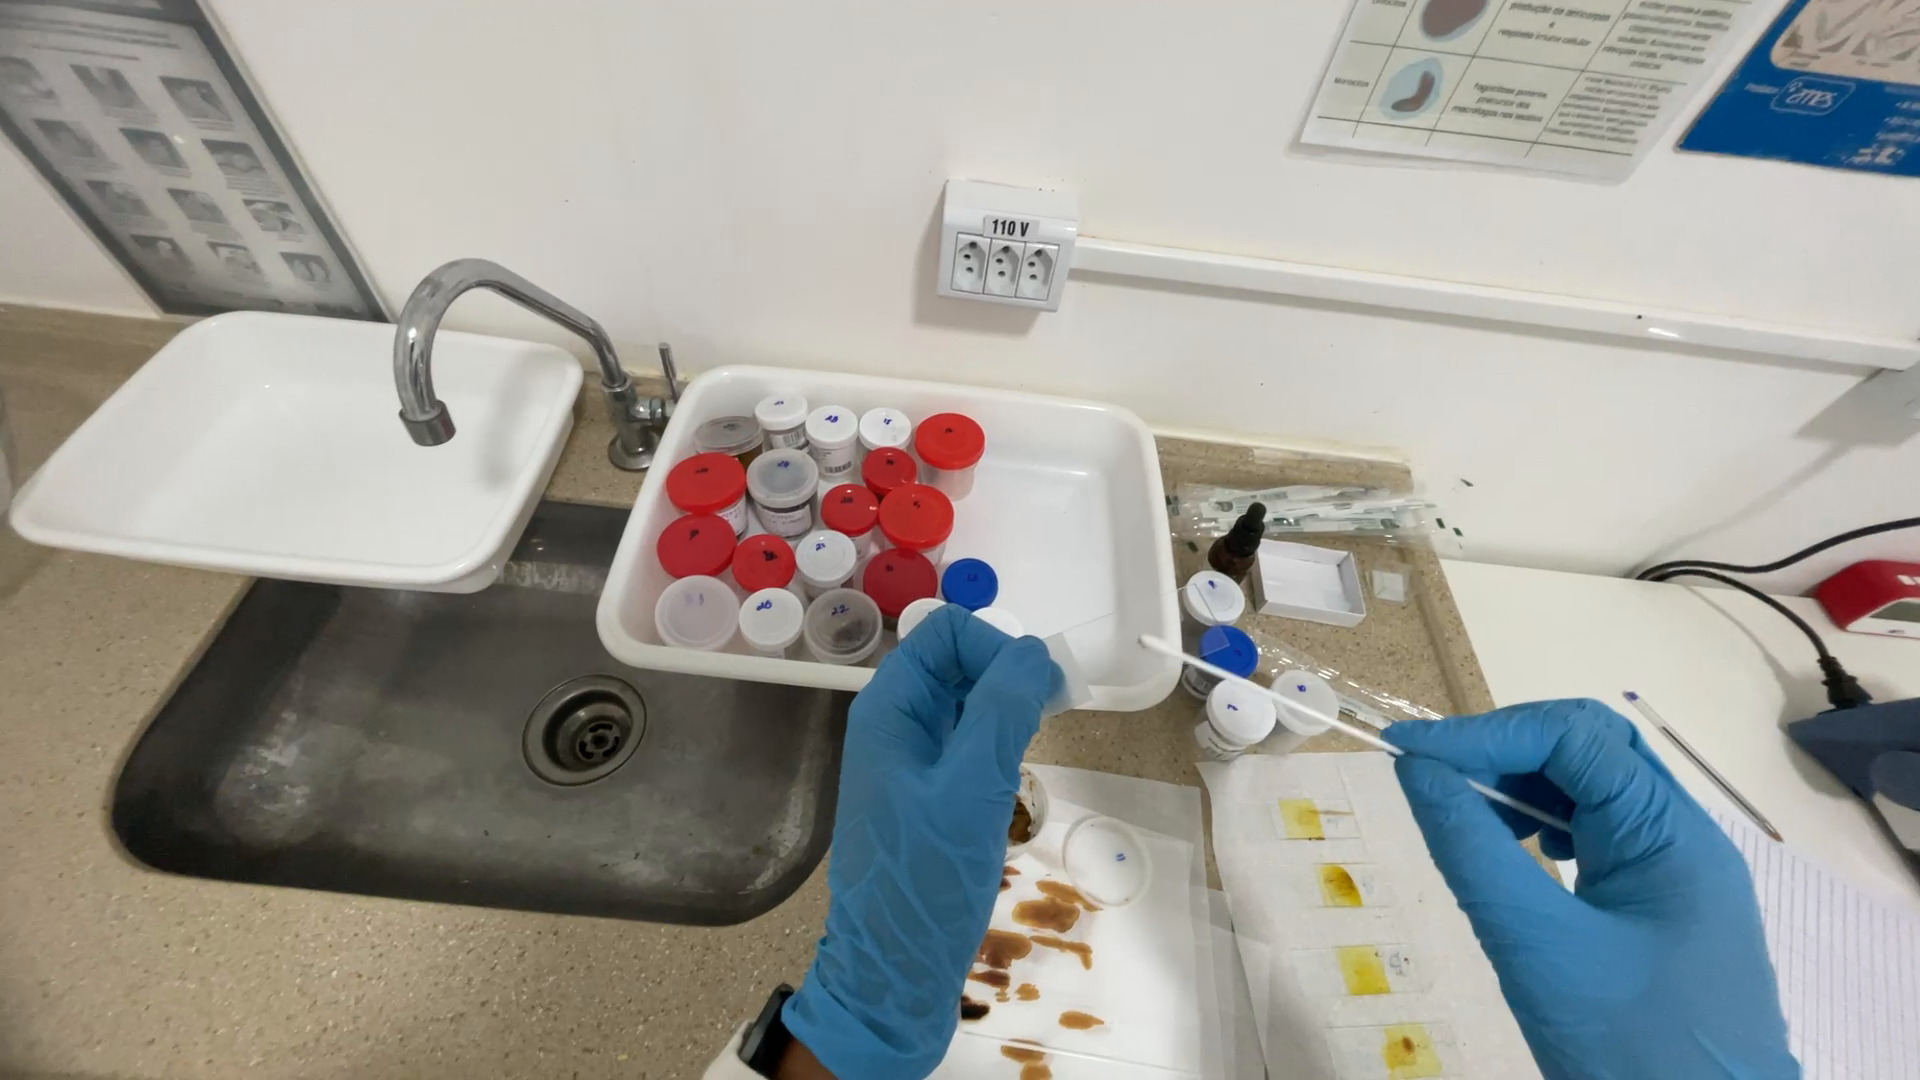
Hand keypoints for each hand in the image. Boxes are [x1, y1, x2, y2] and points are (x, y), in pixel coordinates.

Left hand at [782, 605, 1058, 1078]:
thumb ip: (1001, 710)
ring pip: (966, 699)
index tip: (1037, 689)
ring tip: (1036, 738)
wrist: (892, 976)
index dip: (995, 647)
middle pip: (957, 661)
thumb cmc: (927, 880)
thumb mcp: (972, 788)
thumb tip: (1033, 650)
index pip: (947, 634)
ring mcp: (910, 756)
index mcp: (890, 707)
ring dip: (1006, 706)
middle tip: (1051, 711)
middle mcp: (895, 721)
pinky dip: (998, 738)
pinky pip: (966, 738)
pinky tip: (1017, 765)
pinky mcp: (927, 788)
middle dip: (1006, 673)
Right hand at [1384, 700, 1798, 1079]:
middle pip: (1588, 742)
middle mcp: (1678, 835)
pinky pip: (1584, 820)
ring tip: (1461, 808)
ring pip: (1583, 777)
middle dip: (1502, 742)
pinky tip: (1504, 843)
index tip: (1404, 752)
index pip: (1572, 738)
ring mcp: (1667, 865)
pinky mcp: (1645, 893)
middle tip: (1436, 769)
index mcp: (1672, 838)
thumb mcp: (1532, 940)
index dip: (1481, 732)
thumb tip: (1412, 766)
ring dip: (1513, 775)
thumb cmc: (1626, 1046)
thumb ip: (1468, 843)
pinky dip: (1529, 813)